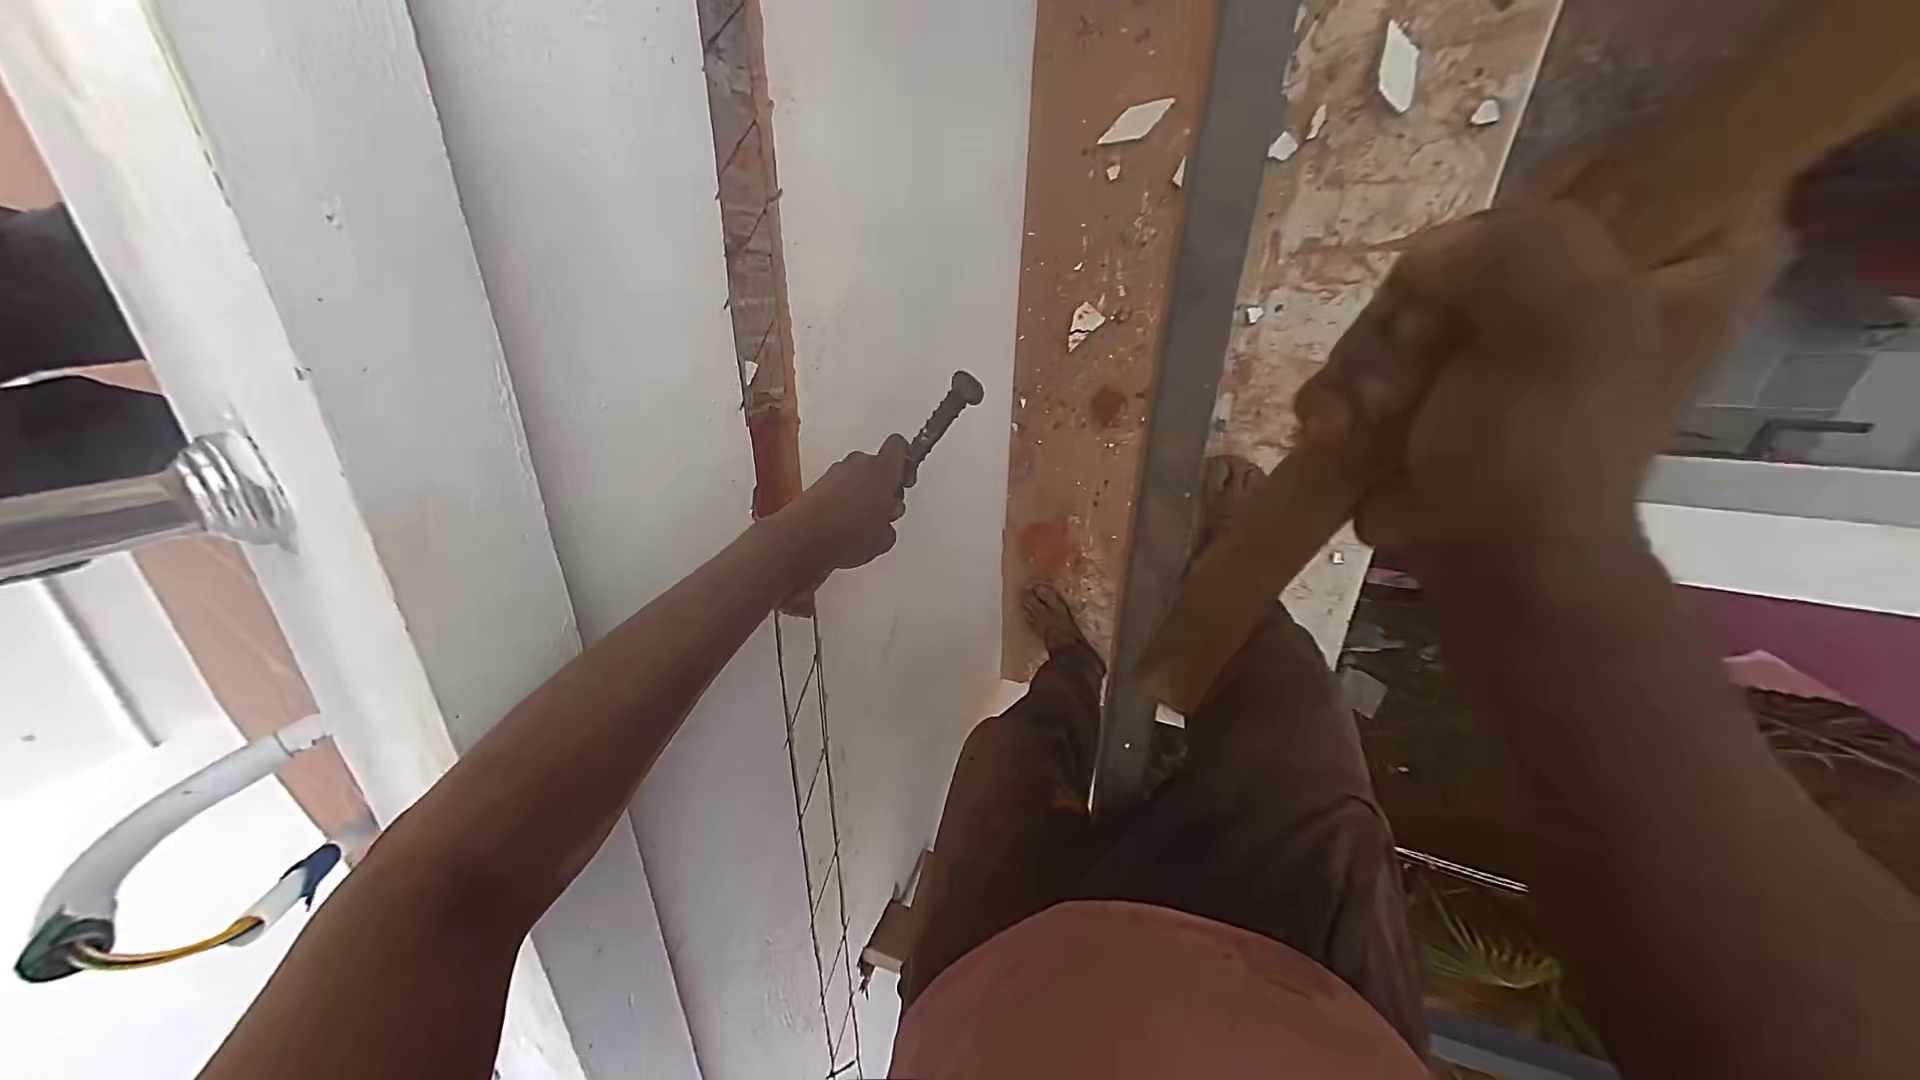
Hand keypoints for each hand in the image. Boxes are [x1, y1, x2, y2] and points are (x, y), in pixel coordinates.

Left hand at [785, 434, 909, 576]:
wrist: (806, 538)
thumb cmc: (849, 531)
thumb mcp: (884, 537)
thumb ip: (889, 524)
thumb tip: (883, 524)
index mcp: (882, 469)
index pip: (899, 447)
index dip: (906, 463)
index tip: (906, 480)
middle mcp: (858, 464)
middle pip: (877, 466)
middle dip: (883, 488)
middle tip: (886, 511)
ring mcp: (835, 473)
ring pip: (857, 479)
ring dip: (862, 496)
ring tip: (863, 525)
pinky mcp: (817, 486)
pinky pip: (839, 490)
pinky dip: (844, 503)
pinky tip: (845, 528)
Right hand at [1302, 202, 1783, 563]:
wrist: (1484, 553)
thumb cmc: (1541, 450)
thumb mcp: (1568, 329)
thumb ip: (1520, 247)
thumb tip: (1425, 257)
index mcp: (1676, 258)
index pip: (1594, 177)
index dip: (1518, 224)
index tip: (1482, 283)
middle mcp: (1583, 291)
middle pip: (1465, 252)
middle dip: (1414, 316)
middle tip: (1409, 366)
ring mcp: (1490, 344)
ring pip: (1399, 311)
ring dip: (1364, 366)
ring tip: (1358, 418)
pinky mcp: (1428, 385)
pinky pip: (1366, 360)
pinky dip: (1339, 396)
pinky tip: (1332, 430)